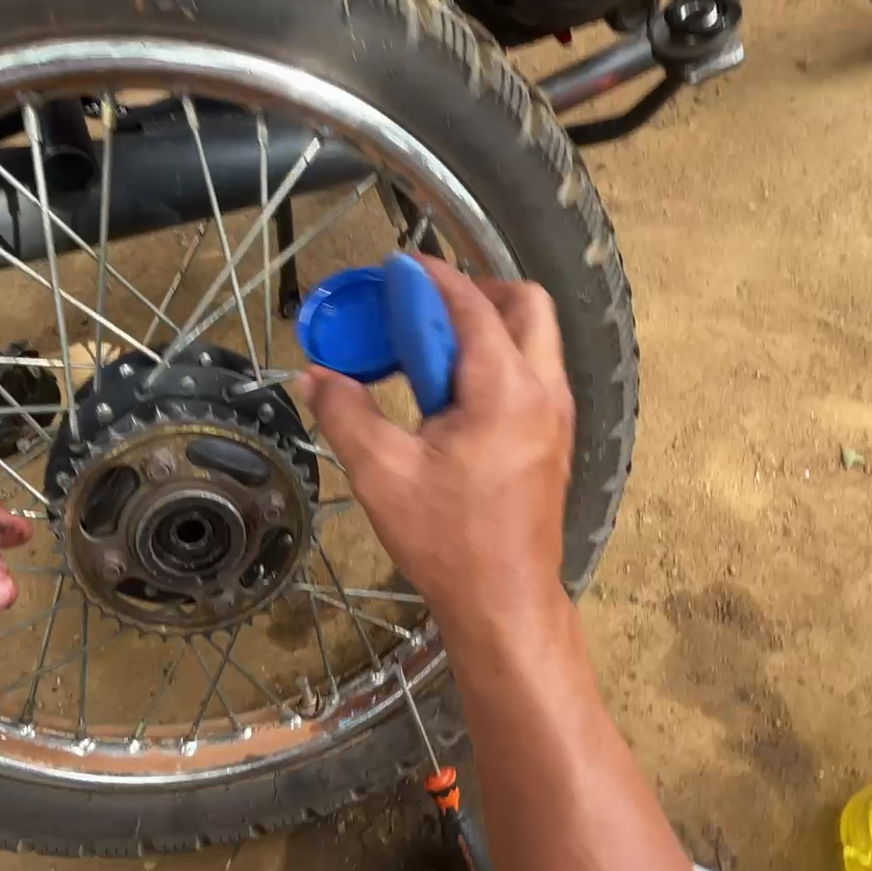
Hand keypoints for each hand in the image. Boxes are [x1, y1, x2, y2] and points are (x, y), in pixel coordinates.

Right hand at [298, 257, 573, 630]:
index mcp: (504, 389)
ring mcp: (558, 416)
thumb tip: (313, 377)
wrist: (504, 600)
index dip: (431, 278)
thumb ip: (345, 414)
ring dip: (491, 327)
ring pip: (537, 339)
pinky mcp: (556, 440)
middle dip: (476, 293)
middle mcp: (544, 391)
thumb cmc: (447, 540)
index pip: (471, 305)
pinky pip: (536, 374)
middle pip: (526, 305)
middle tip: (426, 312)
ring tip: (436, 355)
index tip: (397, 270)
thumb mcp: (381, 474)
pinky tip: (458, 399)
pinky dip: (502, 362)